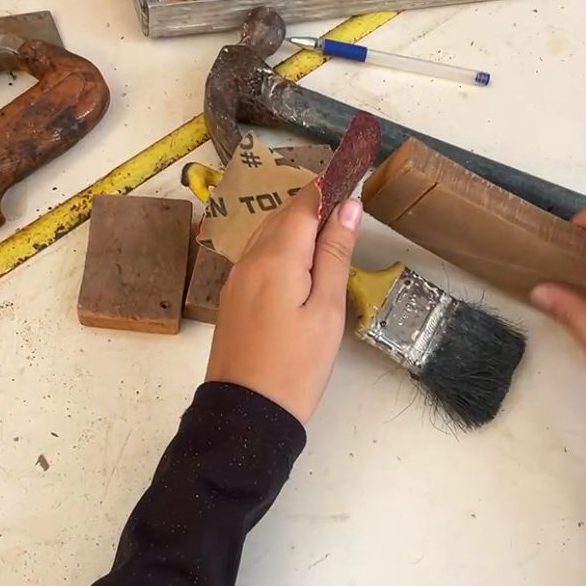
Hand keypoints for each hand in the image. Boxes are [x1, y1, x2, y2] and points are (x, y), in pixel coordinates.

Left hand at [206, 184, 362, 423]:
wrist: (246, 413)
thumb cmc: (296, 366)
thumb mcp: (326, 309)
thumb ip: (335, 254)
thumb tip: (348, 206)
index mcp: (276, 257)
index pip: (304, 204)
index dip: (328, 186)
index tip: (353, 172)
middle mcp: (249, 260)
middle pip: (283, 216)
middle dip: (314, 204)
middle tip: (347, 201)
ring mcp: (236, 280)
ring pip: (268, 235)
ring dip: (297, 226)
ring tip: (329, 231)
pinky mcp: (232, 299)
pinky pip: (258, 258)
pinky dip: (281, 248)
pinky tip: (300, 263)